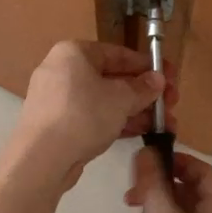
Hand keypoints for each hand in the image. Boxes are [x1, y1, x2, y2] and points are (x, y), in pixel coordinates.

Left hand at [11, 41, 171, 190]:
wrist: (41, 159)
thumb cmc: (83, 115)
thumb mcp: (121, 98)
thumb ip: (143, 88)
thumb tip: (158, 80)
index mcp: (74, 53)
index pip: (118, 53)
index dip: (147, 66)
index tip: (170, 77)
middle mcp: (63, 71)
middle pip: (113, 78)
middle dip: (144, 93)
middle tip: (170, 104)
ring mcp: (58, 100)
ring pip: (104, 100)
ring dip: (135, 110)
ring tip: (163, 124)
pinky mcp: (58, 125)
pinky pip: (93, 117)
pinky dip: (116, 122)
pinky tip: (141, 132)